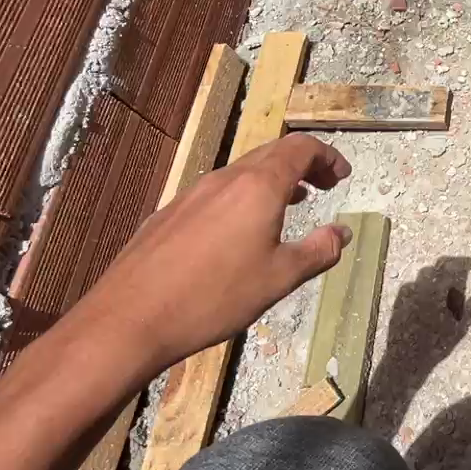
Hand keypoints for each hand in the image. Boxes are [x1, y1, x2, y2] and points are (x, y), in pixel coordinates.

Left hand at [71, 133, 352, 373]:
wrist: (127, 321)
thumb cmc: (214, 296)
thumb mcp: (280, 278)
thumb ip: (319, 250)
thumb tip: (342, 232)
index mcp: (258, 187)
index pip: (301, 148)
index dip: (327, 156)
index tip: (342, 176)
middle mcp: (225, 180)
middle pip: (272, 153)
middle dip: (304, 165)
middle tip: (325, 187)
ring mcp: (192, 195)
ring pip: (243, 172)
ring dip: (274, 180)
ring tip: (291, 205)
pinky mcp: (169, 215)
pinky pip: (218, 192)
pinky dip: (245, 196)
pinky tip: (242, 230)